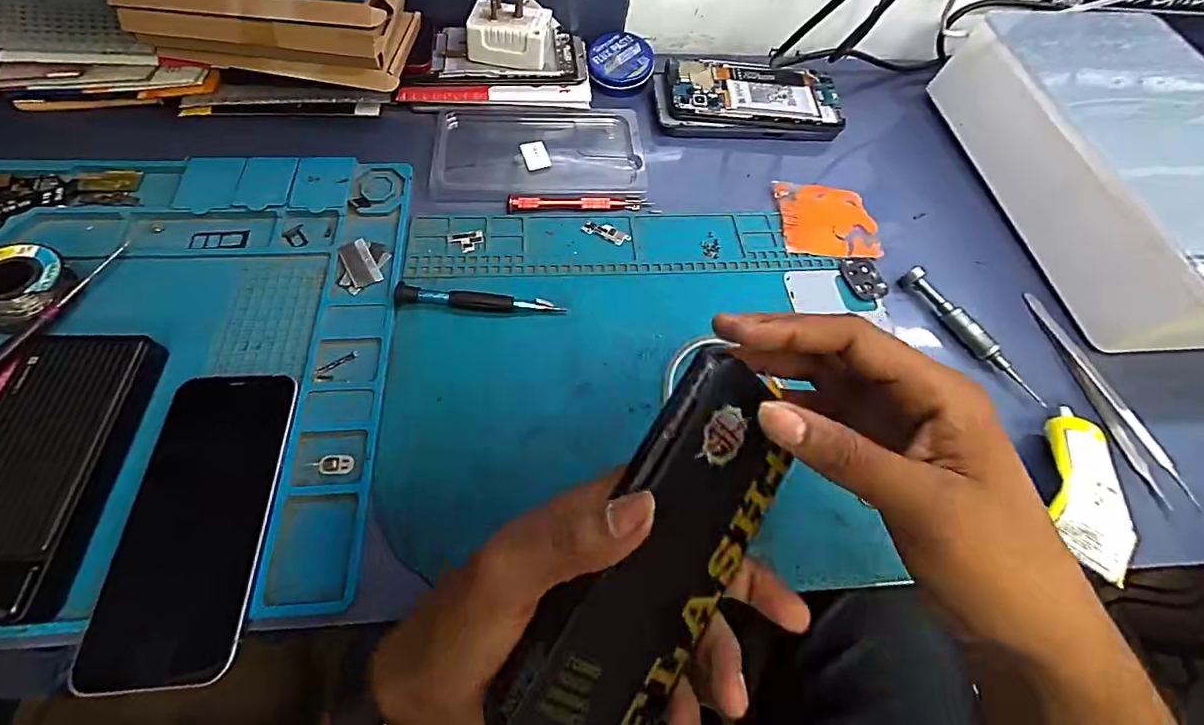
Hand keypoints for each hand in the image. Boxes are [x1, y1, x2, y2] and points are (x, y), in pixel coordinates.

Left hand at [369, 471, 809, 724]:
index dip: (715, 514)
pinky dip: (683, 691)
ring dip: (713, 654)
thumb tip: (647, 504)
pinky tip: (686, 718)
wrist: (423, 703)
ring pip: (680, 618)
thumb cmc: (463, 625)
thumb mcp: (506, 574)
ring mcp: (607, 609)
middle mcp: (606, 558)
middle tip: (780, 630)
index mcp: (588, 524)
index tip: (763, 545)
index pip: (660, 500)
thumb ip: (564, 537)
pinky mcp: (604, 657)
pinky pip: (660, 666)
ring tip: (726, 704)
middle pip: (686, 564)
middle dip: (732, 596)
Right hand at [711, 314, 1127, 672]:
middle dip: (781, 342)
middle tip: (722, 339)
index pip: (854, 341)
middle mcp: (915, 395)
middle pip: (839, 354)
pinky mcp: (885, 452)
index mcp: (937, 391)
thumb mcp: (919, 504)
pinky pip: (832, 419)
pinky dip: (797, 412)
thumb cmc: (994, 562)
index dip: (791, 329)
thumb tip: (766, 410)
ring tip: (731, 365)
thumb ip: (841, 453)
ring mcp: (899, 424)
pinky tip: (766, 410)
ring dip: (784, 372)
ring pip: (831, 383)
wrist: (1034, 638)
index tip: (736, 328)